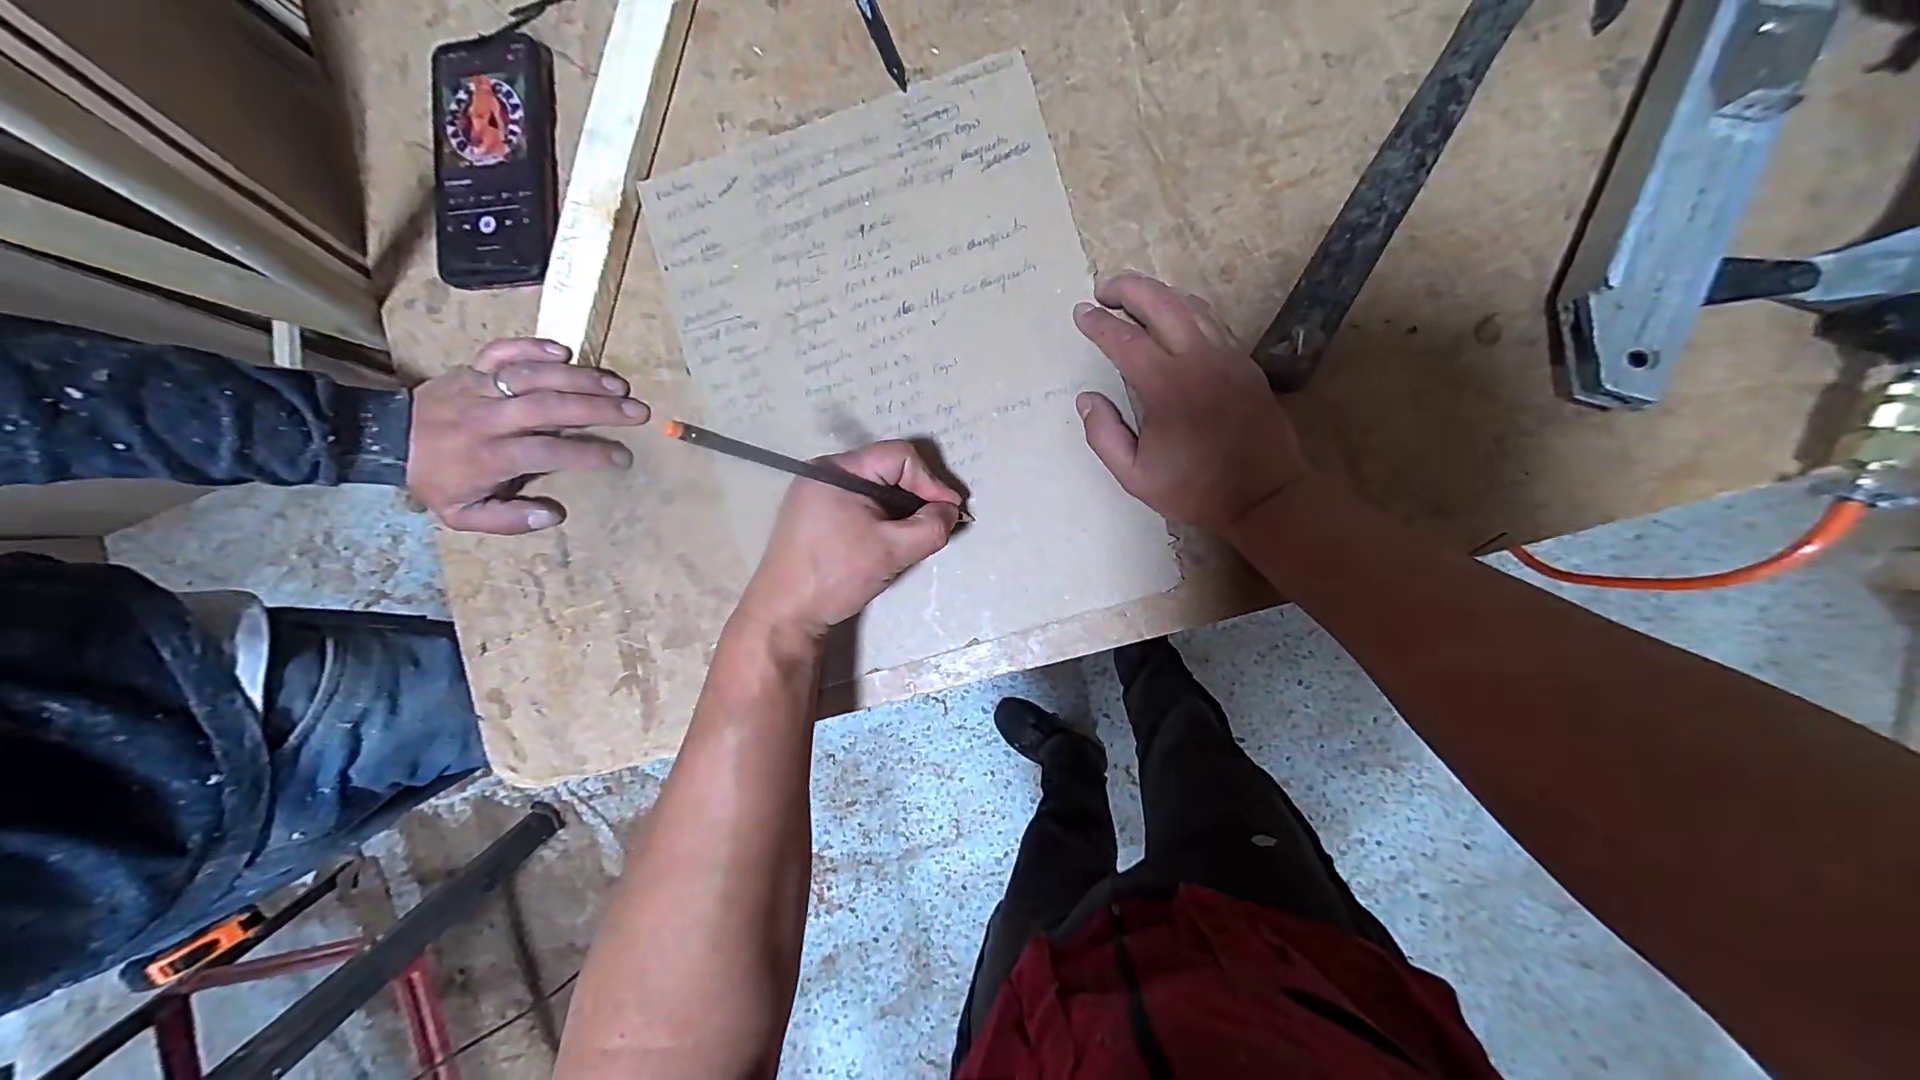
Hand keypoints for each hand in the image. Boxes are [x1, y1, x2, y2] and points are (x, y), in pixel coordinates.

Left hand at [407, 338, 650, 533]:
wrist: (382, 439)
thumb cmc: (436, 479)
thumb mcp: (463, 515)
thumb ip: (508, 520)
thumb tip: (553, 515)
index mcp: (488, 456)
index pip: (547, 451)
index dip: (589, 453)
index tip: (622, 458)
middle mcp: (487, 418)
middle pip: (549, 407)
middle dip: (598, 408)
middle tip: (637, 412)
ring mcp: (479, 388)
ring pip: (534, 376)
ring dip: (580, 377)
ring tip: (618, 385)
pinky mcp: (472, 369)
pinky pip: (502, 350)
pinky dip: (532, 346)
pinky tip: (564, 350)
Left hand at [735, 441, 962, 640]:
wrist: (783, 615)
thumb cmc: (834, 576)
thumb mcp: (892, 551)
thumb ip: (931, 527)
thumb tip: (951, 511)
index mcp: (838, 470)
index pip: (899, 457)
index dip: (930, 482)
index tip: (948, 513)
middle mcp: (825, 474)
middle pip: (888, 470)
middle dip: (918, 496)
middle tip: (936, 525)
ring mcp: (817, 494)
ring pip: (876, 489)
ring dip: (901, 510)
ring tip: (914, 538)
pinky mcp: (815, 516)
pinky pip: (860, 504)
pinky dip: (882, 518)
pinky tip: (888, 543)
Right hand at [1073, 273, 1307, 528]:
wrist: (1264, 495)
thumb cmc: (1195, 489)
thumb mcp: (1134, 475)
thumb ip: (1104, 435)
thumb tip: (1086, 398)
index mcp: (1167, 386)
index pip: (1124, 339)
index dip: (1098, 323)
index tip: (1081, 312)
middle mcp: (1199, 359)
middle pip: (1161, 302)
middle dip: (1127, 288)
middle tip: (1103, 290)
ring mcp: (1227, 356)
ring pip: (1191, 305)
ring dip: (1158, 293)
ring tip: (1133, 298)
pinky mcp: (1245, 362)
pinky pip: (1212, 321)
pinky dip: (1186, 309)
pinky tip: (1173, 317)